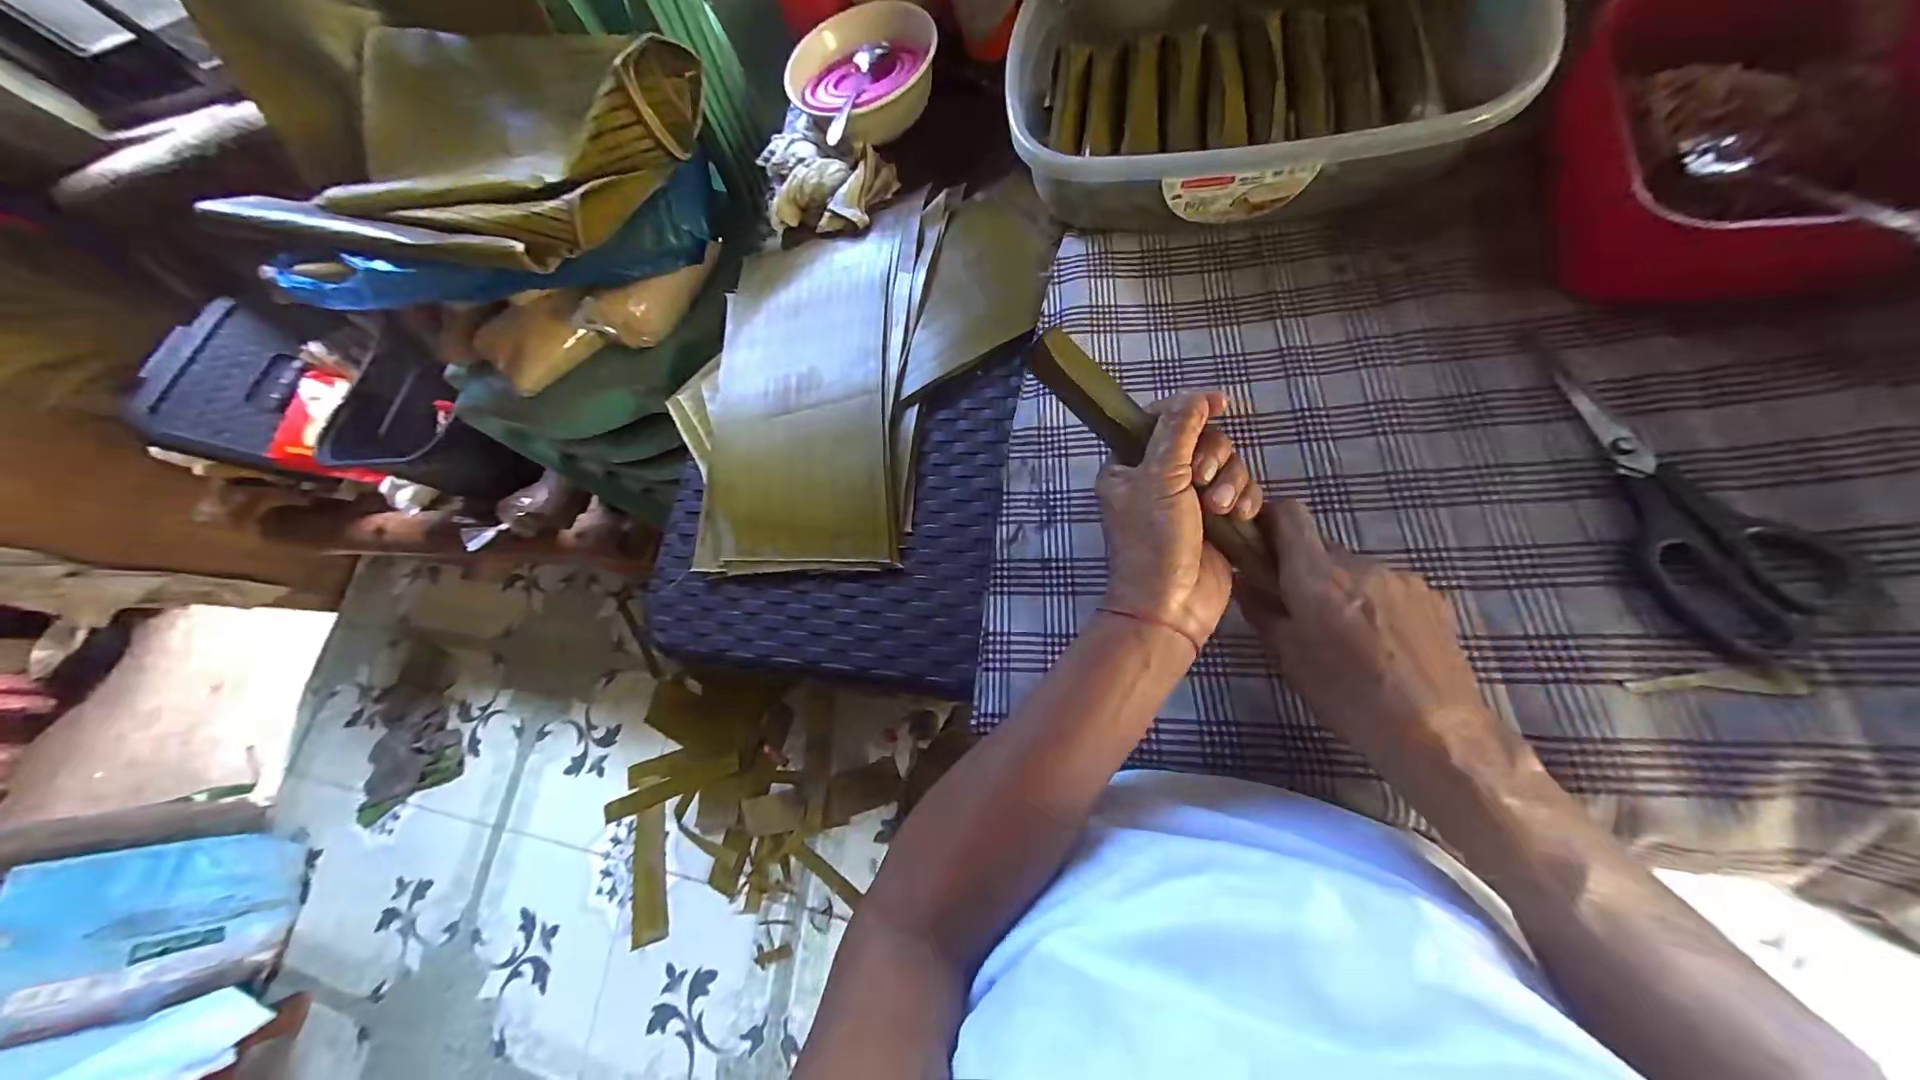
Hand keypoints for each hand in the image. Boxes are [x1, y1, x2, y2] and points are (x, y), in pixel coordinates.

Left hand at [1096, 392, 1262, 651]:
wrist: (1171, 606)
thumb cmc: (1153, 542)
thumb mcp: (1159, 478)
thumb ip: (1178, 431)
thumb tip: (1198, 396)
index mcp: (1130, 465)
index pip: (1161, 419)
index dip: (1189, 408)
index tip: (1218, 404)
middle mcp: (1159, 478)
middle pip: (1202, 439)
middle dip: (1212, 457)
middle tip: (1201, 480)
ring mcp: (1189, 499)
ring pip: (1228, 465)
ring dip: (1230, 482)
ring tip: (1218, 510)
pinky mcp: (1217, 520)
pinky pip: (1242, 492)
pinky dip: (1244, 500)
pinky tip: (1237, 518)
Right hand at [1240, 498, 1503, 764]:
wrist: (1439, 734)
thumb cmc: (1348, 697)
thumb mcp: (1288, 658)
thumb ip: (1262, 612)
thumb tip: (1244, 582)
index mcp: (1316, 575)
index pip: (1289, 514)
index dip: (1268, 520)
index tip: (1257, 546)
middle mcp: (1359, 563)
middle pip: (1319, 546)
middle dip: (1301, 568)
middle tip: (1296, 610)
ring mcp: (1401, 578)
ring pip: (1352, 569)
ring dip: (1337, 588)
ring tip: (1343, 637)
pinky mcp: (1431, 596)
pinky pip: (1384, 587)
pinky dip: (1370, 603)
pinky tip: (1379, 645)